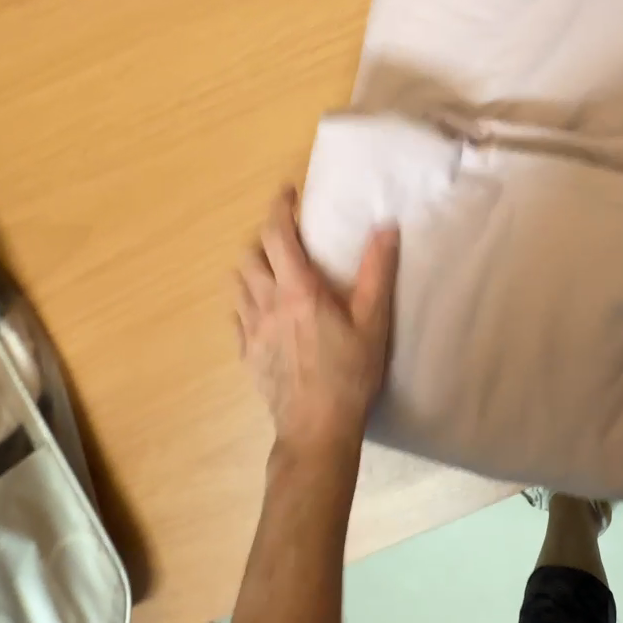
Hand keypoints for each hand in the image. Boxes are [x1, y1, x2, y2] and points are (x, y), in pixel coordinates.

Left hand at [237, 188, 399, 460]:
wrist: (316, 430)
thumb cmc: (349, 374)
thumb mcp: (374, 322)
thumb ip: (378, 271)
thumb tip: (385, 226)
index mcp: (298, 291)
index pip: (277, 235)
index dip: (280, 208)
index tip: (289, 192)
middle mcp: (266, 303)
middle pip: (250, 254)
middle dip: (266, 236)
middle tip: (289, 234)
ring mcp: (251, 330)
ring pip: (239, 282)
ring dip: (253, 265)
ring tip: (275, 266)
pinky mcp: (246, 353)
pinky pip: (237, 313)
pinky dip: (247, 298)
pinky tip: (265, 307)